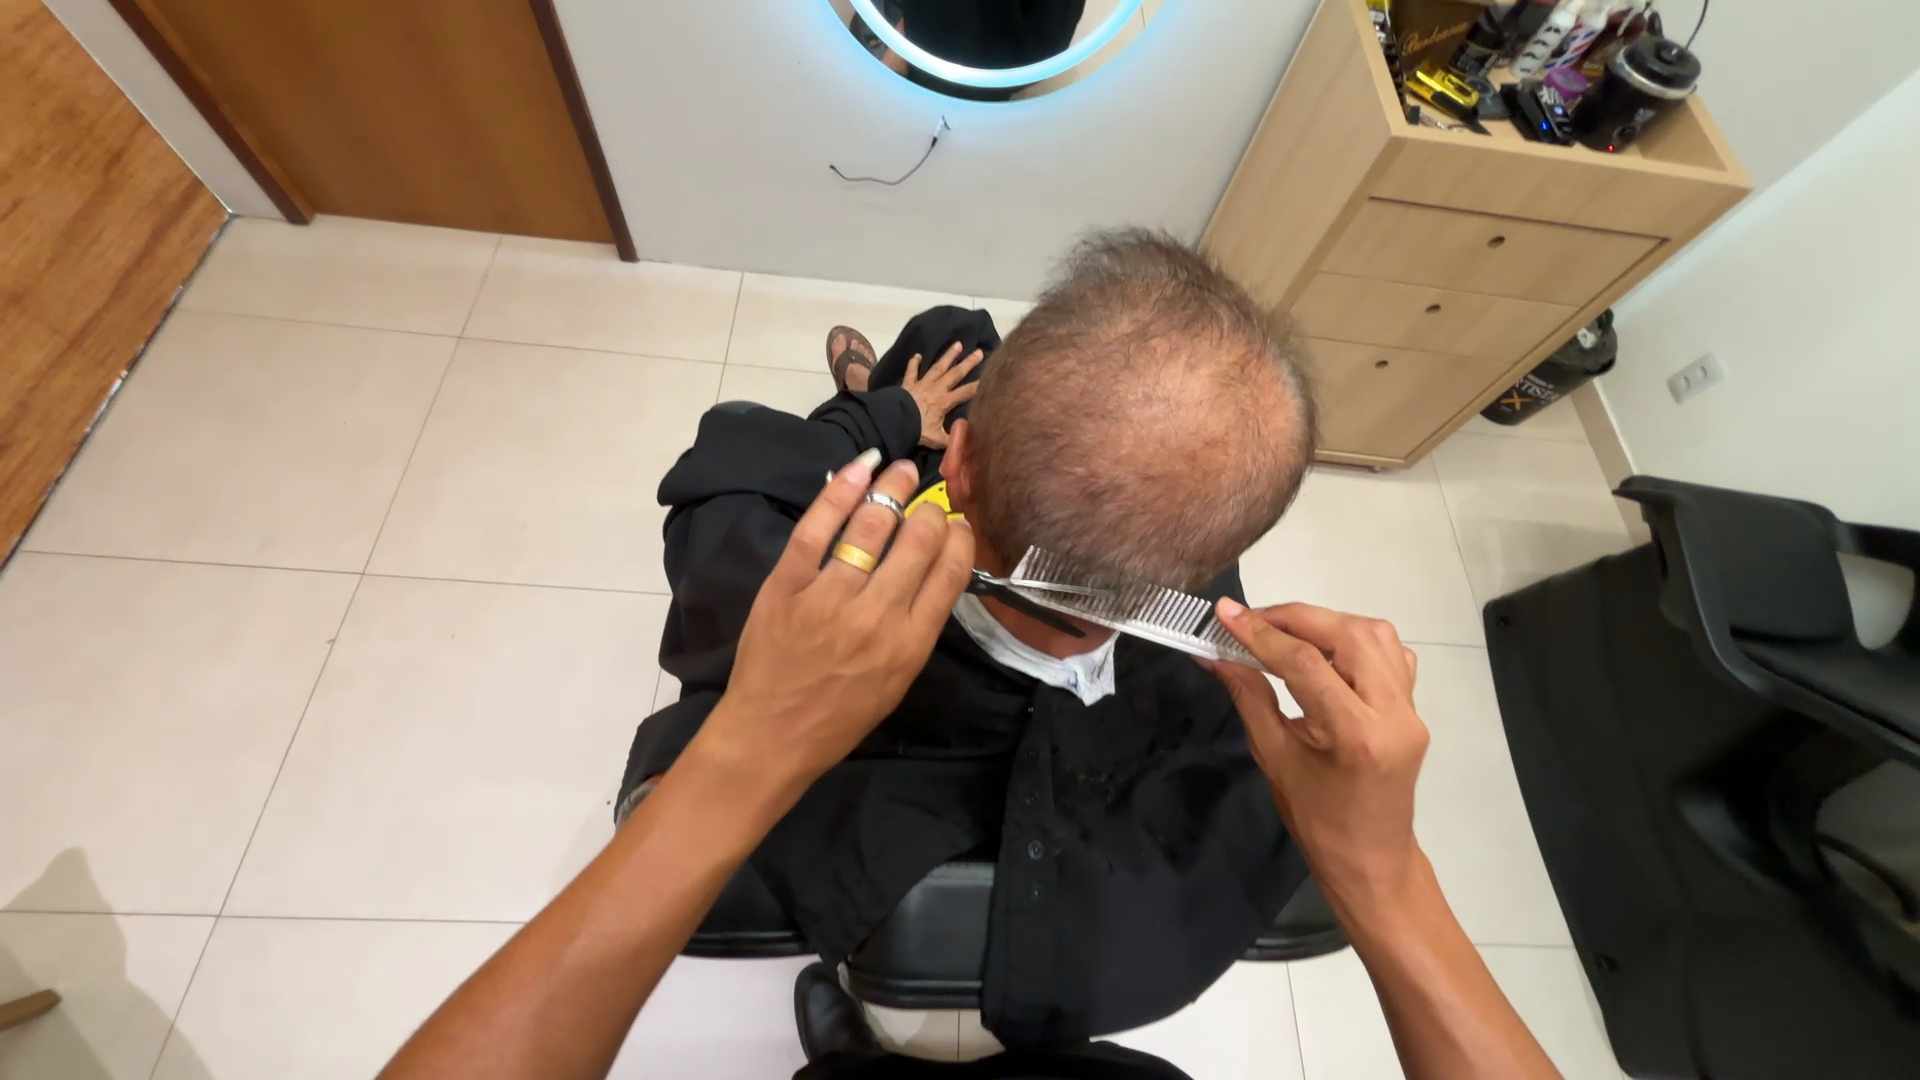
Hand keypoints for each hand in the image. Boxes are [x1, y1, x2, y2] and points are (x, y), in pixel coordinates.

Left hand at [692, 449, 975, 790]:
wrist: (771, 736)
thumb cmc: (841, 716)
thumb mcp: (898, 679)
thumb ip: (918, 624)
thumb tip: (935, 567)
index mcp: (911, 642)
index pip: (951, 570)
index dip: (960, 535)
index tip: (957, 524)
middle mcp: (876, 614)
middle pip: (918, 539)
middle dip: (930, 509)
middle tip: (928, 500)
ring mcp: (828, 596)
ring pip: (871, 525)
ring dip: (893, 488)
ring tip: (901, 469)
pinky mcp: (786, 584)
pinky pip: (816, 528)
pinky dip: (839, 491)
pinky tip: (860, 468)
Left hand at [900, 342, 982, 449]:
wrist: (894, 422)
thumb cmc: (917, 430)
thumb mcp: (938, 440)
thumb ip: (953, 439)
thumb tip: (967, 439)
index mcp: (945, 402)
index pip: (966, 392)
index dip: (979, 385)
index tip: (991, 377)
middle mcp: (936, 389)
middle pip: (955, 374)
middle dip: (968, 363)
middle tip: (979, 352)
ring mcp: (922, 384)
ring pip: (937, 367)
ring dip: (948, 356)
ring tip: (957, 344)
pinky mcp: (908, 384)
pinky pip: (911, 372)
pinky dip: (913, 363)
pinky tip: (916, 355)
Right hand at [1205, 600, 1429, 907]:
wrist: (1369, 856)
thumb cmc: (1315, 815)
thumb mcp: (1271, 755)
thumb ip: (1247, 694)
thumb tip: (1214, 654)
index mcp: (1355, 734)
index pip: (1304, 662)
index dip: (1260, 632)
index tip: (1224, 612)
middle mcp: (1392, 713)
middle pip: (1348, 634)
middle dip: (1295, 617)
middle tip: (1252, 620)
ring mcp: (1410, 708)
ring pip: (1374, 635)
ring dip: (1325, 622)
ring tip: (1283, 631)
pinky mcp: (1412, 707)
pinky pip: (1390, 653)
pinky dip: (1353, 638)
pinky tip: (1323, 650)